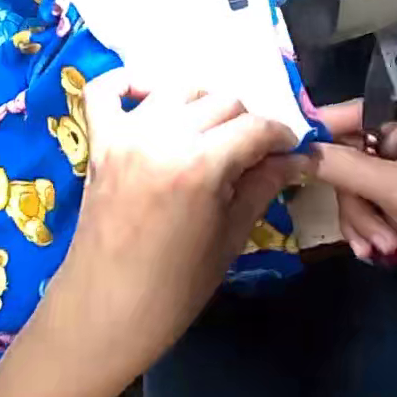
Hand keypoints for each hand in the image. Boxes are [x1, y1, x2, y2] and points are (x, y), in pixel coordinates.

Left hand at [16, 70, 306, 396]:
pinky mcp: (98, 142)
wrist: (103, 311)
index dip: (282, 137)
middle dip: (248, 124)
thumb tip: (298, 161)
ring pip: (178, 89)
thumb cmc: (174, 289)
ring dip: (204, 105)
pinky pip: (106, 90)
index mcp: (200, 165)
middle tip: (253, 156)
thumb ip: (262, 187)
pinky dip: (131, 84)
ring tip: (213, 136)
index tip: (290, 153)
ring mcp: (125, 134)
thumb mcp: (230, 238)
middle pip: (222, 102)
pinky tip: (153, 99)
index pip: (256, 127)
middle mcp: (162, 136)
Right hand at [314, 101, 396, 314]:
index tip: (290, 151)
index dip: (323, 131)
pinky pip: (360, 207)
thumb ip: (344, 167)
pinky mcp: (396, 203)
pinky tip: (379, 250)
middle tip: (370, 228)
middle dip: (354, 197)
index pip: (355, 112)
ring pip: (349, 186)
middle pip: (347, 155)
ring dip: (359, 219)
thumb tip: (293, 149)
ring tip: (381, 245)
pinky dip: (365, 229)